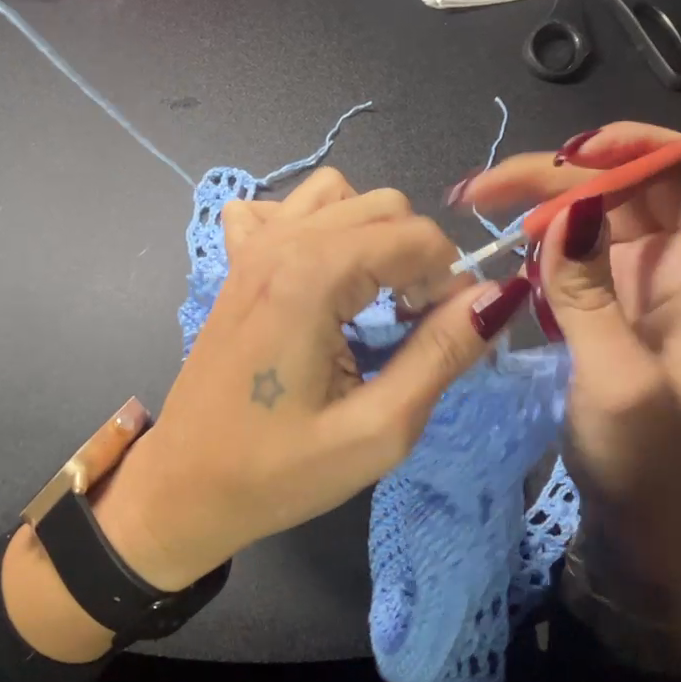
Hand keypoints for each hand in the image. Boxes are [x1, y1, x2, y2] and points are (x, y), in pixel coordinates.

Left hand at [96, 168, 536, 590]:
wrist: (183, 487)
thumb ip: (441, 354)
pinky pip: (288, 208)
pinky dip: (320, 225)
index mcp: (312, 276)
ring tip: (374, 297)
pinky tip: (320, 275)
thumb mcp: (376, 430)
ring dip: (373, 235)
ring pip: (340, 194)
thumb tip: (496, 297)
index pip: (416, 236)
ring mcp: (251, 244)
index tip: (447, 334)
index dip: (450, 280)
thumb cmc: (277, 472)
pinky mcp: (236, 260)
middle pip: (384, 205)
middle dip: (418, 256)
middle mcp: (281, 241)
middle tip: (415, 325)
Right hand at [455, 124, 680, 669]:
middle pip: (625, 186)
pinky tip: (501, 252)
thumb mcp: (616, 379)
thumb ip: (588, 294)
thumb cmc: (646, 462)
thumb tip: (565, 209)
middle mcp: (665, 270)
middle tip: (485, 189)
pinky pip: (569, 254)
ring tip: (478, 202)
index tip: (574, 150)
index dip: (643, 145)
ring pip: (591, 215)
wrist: (642, 530)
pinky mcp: (599, 311)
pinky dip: (536, 241)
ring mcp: (630, 289)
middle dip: (561, 171)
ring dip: (540, 201)